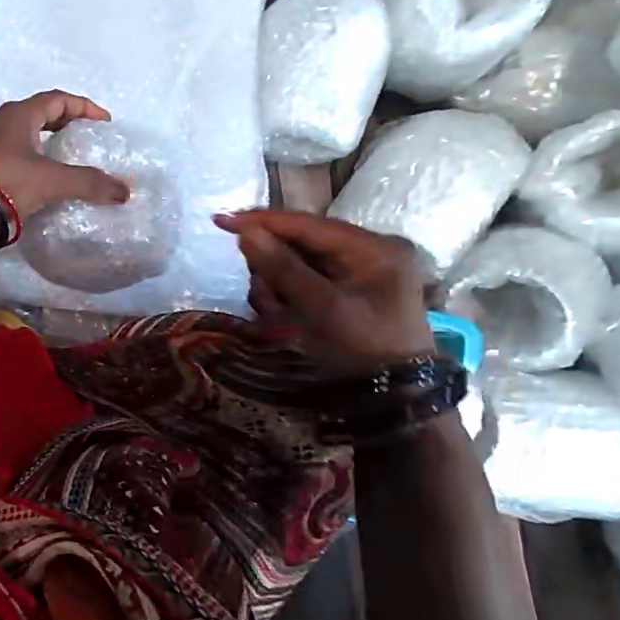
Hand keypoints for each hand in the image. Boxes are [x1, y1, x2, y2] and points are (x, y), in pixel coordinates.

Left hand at [0, 91, 130, 218]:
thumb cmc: (2, 181)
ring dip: (49, 144)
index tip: (104, 122)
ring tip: (69, 161)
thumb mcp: (50, 180)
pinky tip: (43, 181)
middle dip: (67, 124)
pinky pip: (16, 155)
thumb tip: (124, 191)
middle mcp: (2, 123)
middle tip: (88, 139)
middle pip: (41, 114)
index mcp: (20, 114)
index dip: (84, 107)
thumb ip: (88, 183)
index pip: (58, 99)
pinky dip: (35, 161)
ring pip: (26, 136)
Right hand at [215, 209, 434, 370]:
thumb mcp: (321, 308)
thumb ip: (283, 268)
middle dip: (273, 270)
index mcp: (374, 248)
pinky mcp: (354, 291)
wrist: (398, 398)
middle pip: (302, 244)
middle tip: (265, 303)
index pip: (307, 223)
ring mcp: (363, 273)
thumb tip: (245, 232)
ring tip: (278, 318)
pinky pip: (310, 282)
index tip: (221, 221)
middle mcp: (371, 252)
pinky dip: (291, 298)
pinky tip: (286, 320)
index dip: (262, 221)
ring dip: (279, 288)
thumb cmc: (363, 350)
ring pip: (301, 264)